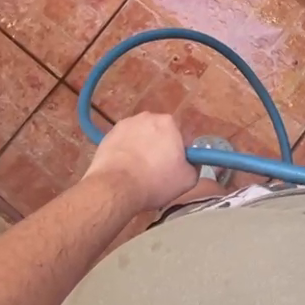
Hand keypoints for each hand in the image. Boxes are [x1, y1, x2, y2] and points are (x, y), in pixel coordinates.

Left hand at [83, 112, 197, 212]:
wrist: (116, 187)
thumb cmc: (156, 181)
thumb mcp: (187, 179)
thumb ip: (195, 166)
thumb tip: (192, 162)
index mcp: (168, 122)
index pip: (179, 135)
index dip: (178, 152)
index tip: (173, 167)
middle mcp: (147, 117)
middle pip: (158, 133)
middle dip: (159, 147)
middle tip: (156, 170)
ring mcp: (126, 124)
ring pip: (139, 136)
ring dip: (141, 148)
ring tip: (138, 171)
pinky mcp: (109, 134)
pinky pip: (123, 142)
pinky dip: (125, 151)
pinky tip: (124, 168)